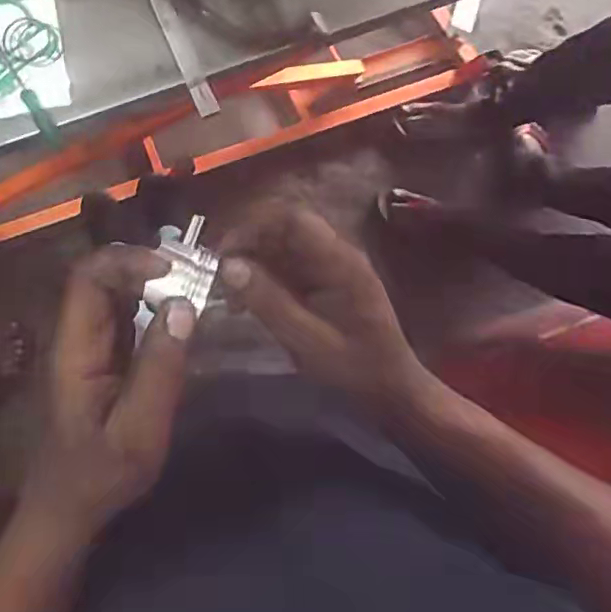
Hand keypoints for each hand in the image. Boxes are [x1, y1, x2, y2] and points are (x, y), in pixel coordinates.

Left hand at [18, 245, 193, 539]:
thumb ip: (160, 370)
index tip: (171, 271)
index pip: (87, 277)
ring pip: (114, 292)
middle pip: (100, 277)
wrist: (68, 509)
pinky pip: (125, 314)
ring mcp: (87, 344)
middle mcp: (76, 336)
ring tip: (192, 290)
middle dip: (144, 267)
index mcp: (73, 347)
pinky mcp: (101, 355)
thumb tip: (184, 306)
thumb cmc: (100, 475)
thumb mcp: (138, 432)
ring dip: (150, 284)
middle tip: (191, 278)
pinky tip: (179, 317)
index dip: (126, 261)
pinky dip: (152, 306)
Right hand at [218, 202, 433, 414]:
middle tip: (218, 271)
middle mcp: (335, 255)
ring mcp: (329, 267)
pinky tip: (244, 299)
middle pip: (283, 228)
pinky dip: (261, 275)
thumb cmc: (356, 369)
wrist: (393, 392)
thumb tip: (229, 266)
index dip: (255, 225)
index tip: (224, 251)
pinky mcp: (322, 281)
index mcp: (340, 261)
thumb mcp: (309, 342)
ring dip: (251, 260)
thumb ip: (270, 303)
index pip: (293, 219)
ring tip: (227, 289)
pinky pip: (285, 265)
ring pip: (280, 245)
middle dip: (247, 243)